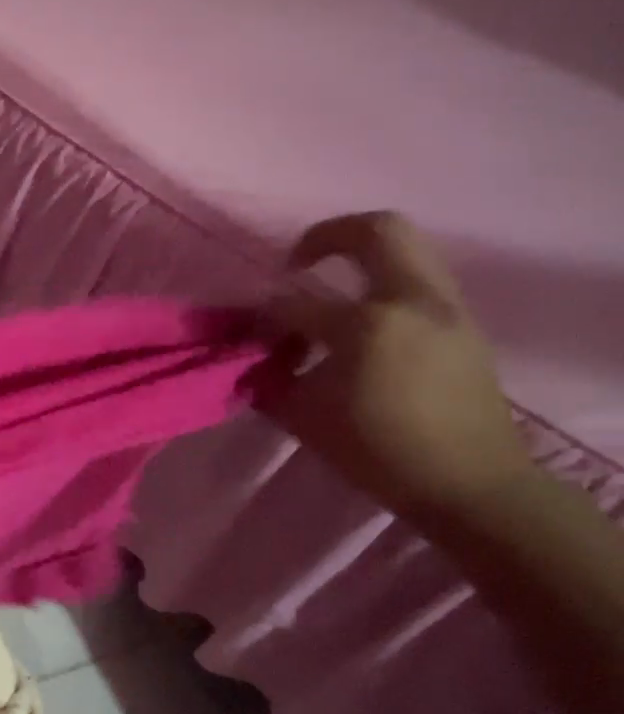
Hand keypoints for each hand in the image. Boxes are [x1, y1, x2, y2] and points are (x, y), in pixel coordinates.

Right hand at [258, 212, 535, 521]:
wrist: (467, 483)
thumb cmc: (373, 449)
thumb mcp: (299, 412)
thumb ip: (269, 371)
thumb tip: (253, 352)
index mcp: (366, 324)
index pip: (294, 302)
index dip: (261, 314)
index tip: (246, 332)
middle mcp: (412, 301)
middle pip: (377, 230)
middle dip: (327, 236)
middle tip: (295, 264)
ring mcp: (447, 308)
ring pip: (406, 249)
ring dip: (361, 259)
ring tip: (328, 290)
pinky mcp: (463, 324)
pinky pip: (418, 282)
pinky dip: (383, 285)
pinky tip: (360, 324)